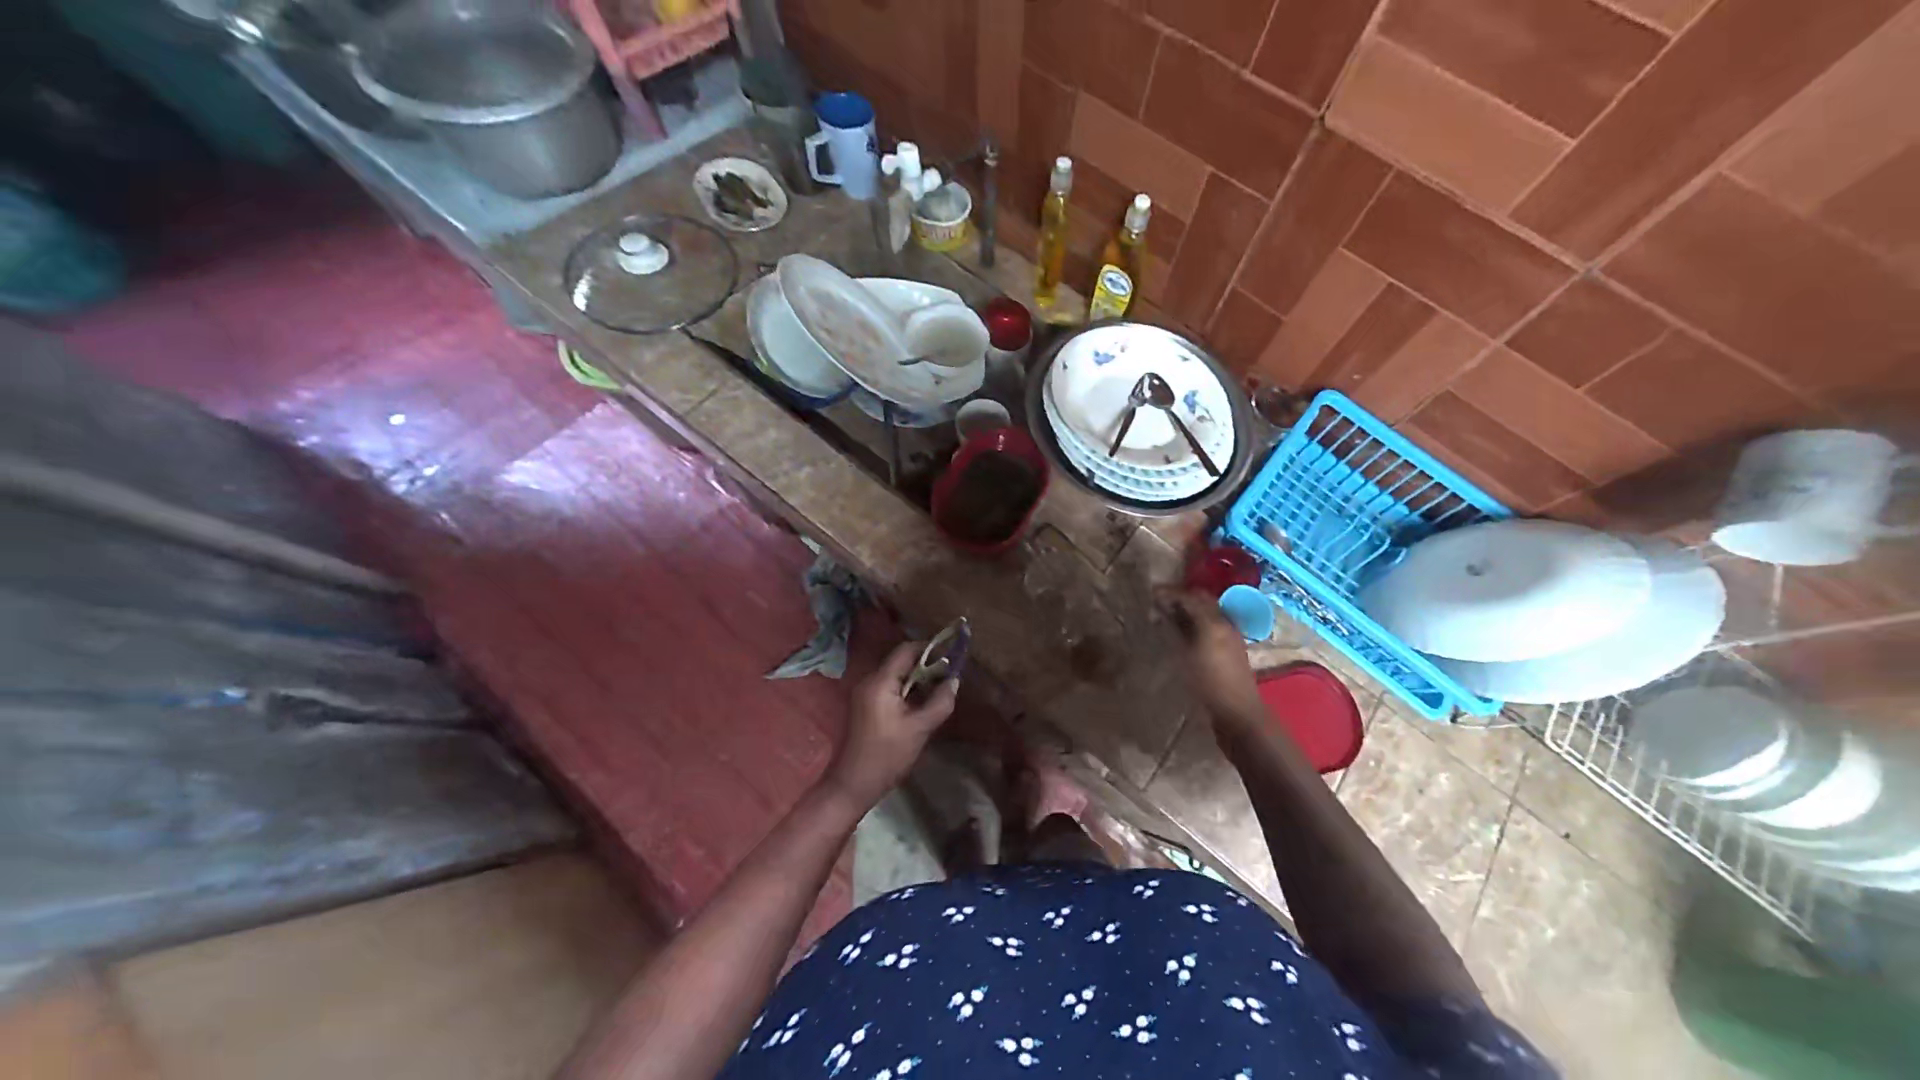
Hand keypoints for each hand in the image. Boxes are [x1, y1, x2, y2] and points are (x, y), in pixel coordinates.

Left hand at [822, 640, 958, 805]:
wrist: (854, 784)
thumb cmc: (887, 755)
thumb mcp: (919, 729)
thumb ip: (940, 702)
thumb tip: (954, 680)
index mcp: (880, 682)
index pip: (906, 650)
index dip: (929, 649)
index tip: (951, 655)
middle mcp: (869, 681)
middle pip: (901, 661)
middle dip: (926, 665)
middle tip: (950, 675)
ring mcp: (865, 693)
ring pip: (896, 675)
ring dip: (918, 679)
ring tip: (941, 688)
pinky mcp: (866, 705)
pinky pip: (890, 688)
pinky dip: (907, 690)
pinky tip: (923, 702)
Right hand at [1156, 587, 1262, 721]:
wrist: (1238, 713)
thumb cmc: (1209, 684)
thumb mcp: (1186, 655)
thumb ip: (1175, 629)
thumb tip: (1162, 610)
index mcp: (1214, 621)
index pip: (1190, 596)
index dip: (1169, 593)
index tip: (1151, 594)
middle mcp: (1225, 623)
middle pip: (1202, 601)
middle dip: (1181, 597)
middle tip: (1158, 602)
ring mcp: (1230, 636)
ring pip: (1207, 612)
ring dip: (1189, 609)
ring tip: (1168, 615)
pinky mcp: (1231, 649)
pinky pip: (1211, 624)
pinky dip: (1196, 621)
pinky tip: (1184, 633)